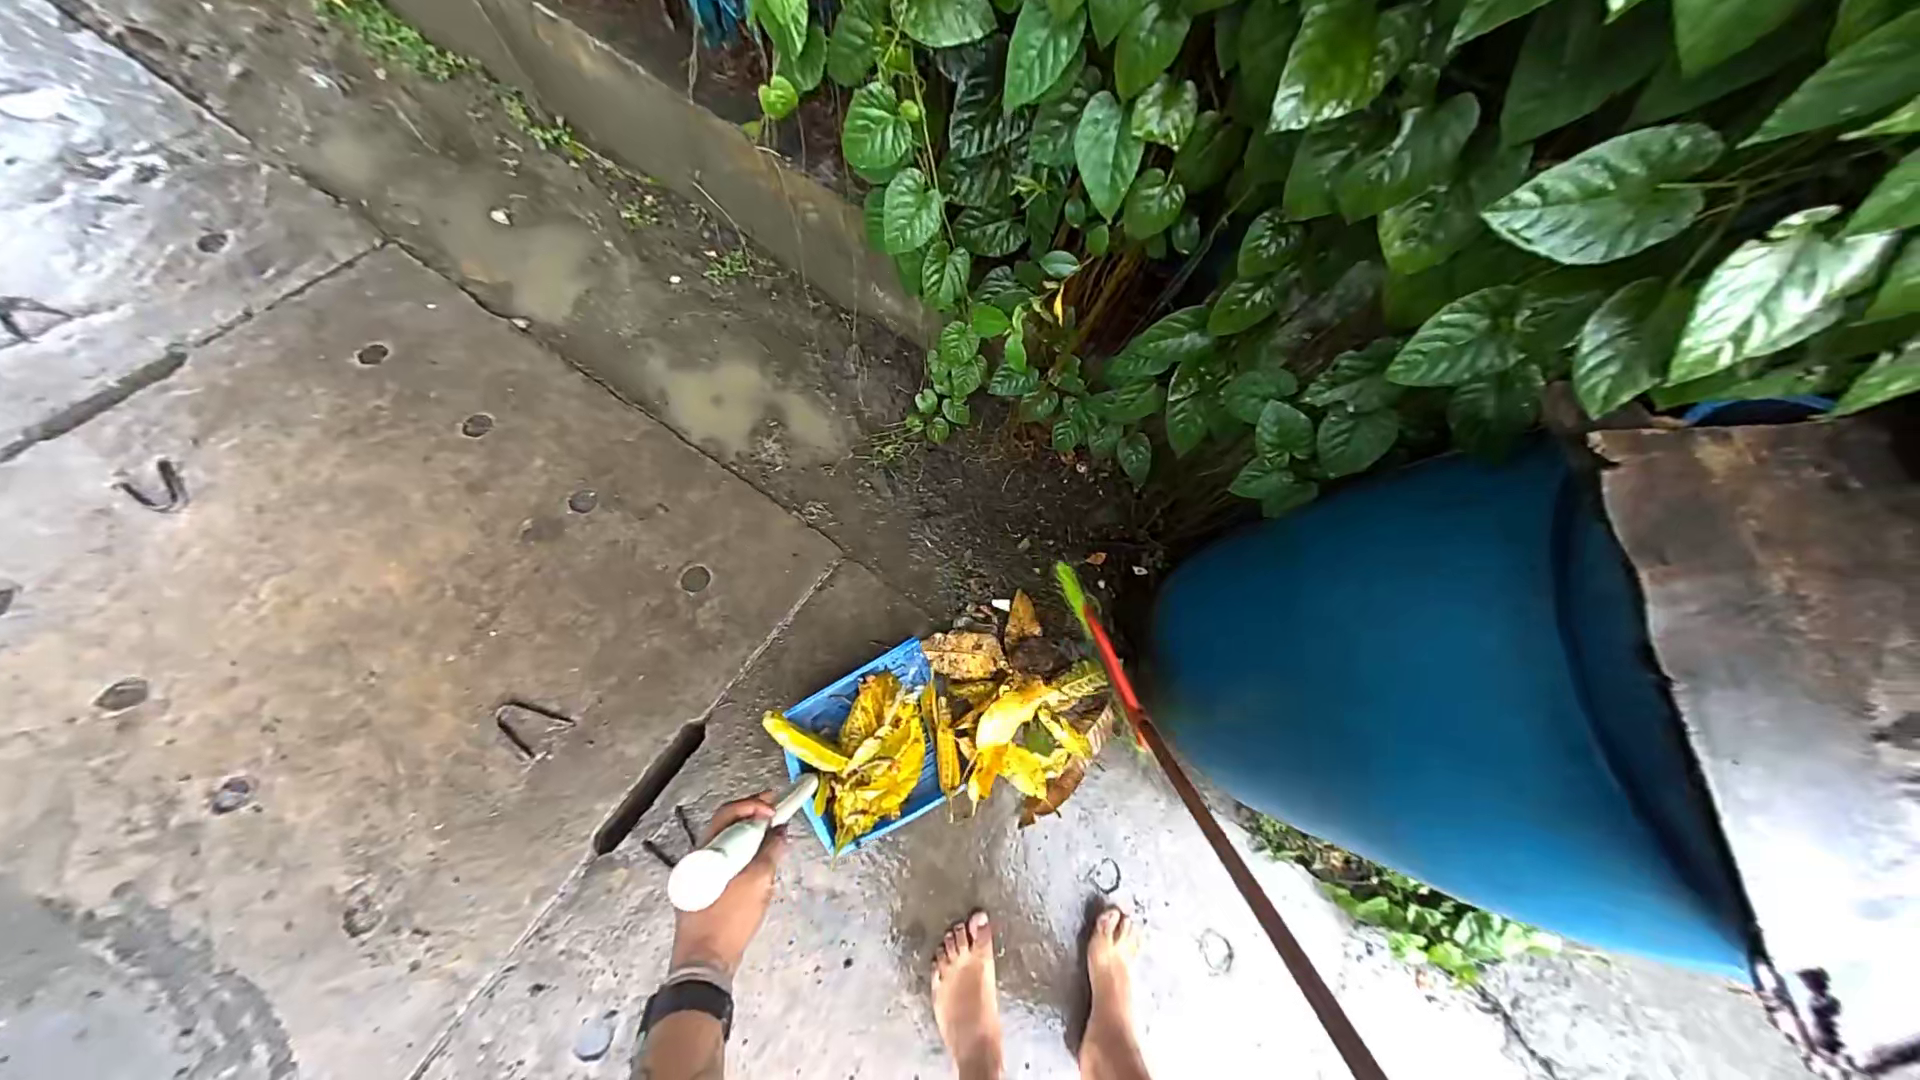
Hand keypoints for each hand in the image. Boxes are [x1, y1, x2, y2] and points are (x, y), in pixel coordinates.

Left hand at [670, 791, 787, 977]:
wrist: (704, 965)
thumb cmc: (730, 920)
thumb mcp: (759, 883)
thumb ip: (771, 852)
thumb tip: (780, 832)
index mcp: (704, 851)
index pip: (728, 813)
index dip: (754, 805)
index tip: (776, 809)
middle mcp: (697, 858)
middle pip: (726, 825)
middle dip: (753, 816)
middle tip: (777, 811)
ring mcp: (698, 874)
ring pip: (727, 842)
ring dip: (750, 834)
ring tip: (773, 832)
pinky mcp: (704, 889)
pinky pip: (726, 859)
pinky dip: (743, 852)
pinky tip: (759, 857)